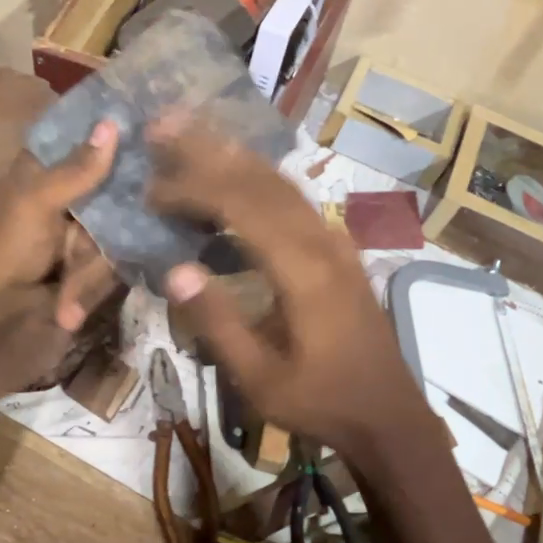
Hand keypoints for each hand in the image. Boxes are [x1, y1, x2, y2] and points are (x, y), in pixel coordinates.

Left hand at [0, 121, 120, 432]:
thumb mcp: (35, 204)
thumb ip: (76, 169)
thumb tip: (112, 122)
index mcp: (46, 171)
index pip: (92, 142)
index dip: (121, 143)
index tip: (156, 144)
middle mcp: (68, 199)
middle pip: (118, 196)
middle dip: (110, 229)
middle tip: (88, 251)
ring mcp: (77, 238)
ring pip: (118, 240)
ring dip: (89, 273)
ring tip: (63, 294)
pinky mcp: (84, 272)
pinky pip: (109, 272)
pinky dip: (87, 291)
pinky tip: (66, 309)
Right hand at [147, 118, 441, 461]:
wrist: (390, 416)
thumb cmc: (322, 402)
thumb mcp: (261, 378)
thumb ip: (219, 322)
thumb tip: (174, 269)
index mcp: (302, 270)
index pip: (240, 206)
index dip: (192, 189)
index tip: (151, 191)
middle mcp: (322, 241)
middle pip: (260, 178)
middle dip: (208, 150)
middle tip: (163, 126)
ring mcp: (335, 241)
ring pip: (280, 180)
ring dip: (233, 155)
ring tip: (191, 133)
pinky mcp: (339, 248)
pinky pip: (294, 196)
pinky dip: (257, 176)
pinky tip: (236, 173)